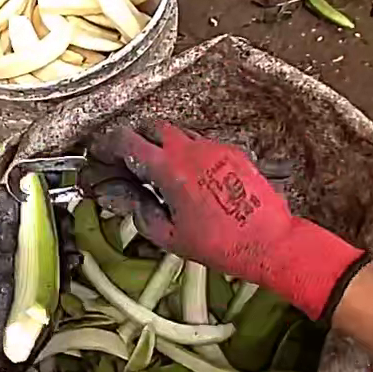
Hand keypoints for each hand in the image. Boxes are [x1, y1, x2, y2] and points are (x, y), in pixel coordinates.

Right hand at [91, 121, 366, 319]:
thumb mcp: (169, 237)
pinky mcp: (234, 153)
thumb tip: (123, 198)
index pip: (128, 141)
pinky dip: (186, 152)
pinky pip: (201, 144)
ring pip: (178, 133)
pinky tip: (187, 176)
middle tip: (125, 156)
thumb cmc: (223, 245)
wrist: (274, 243)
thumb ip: (140, 212)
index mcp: (171, 170)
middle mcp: (192, 151)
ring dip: (161, 144)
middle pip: (153, 127)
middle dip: (134, 137)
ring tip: (157, 168)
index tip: (98, 151)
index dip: (107, 144)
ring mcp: (216, 148)